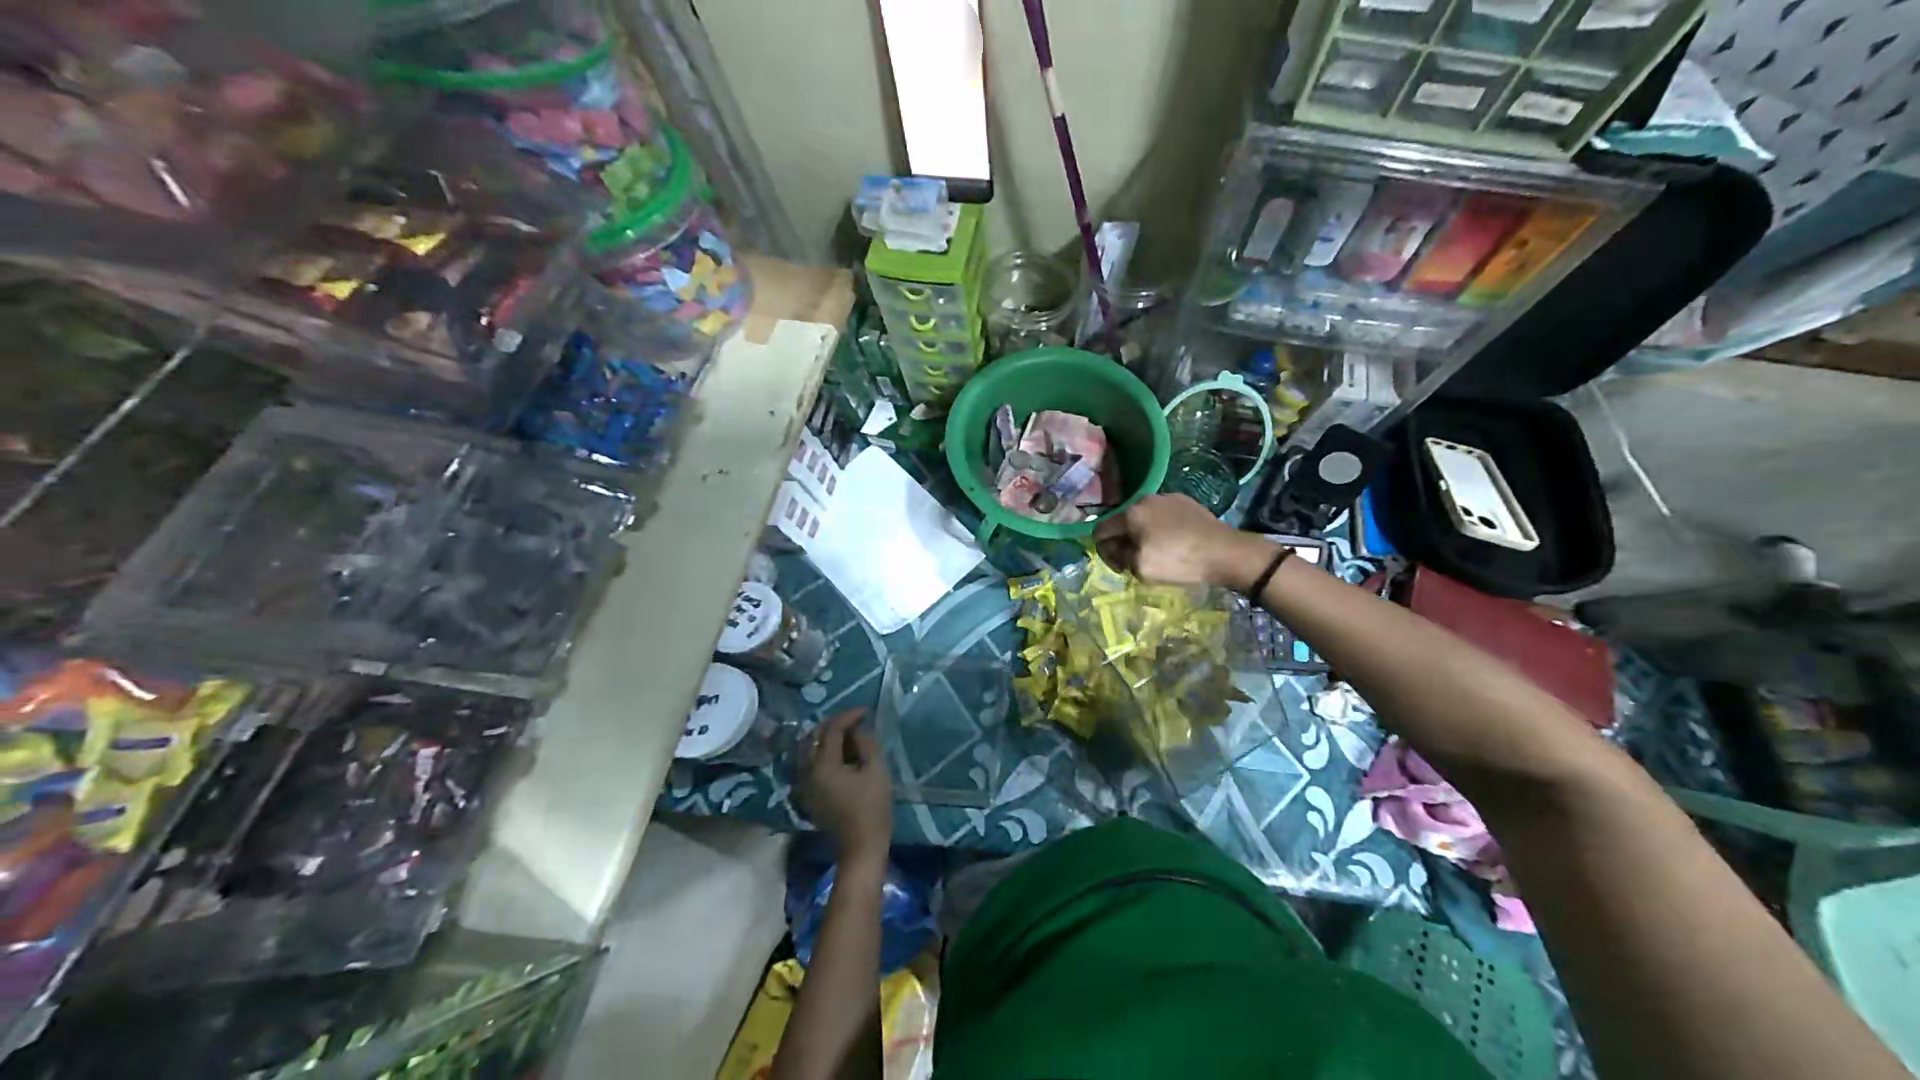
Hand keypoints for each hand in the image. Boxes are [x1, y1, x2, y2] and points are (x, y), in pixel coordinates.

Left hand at [800, 708, 891, 868]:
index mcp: (823, 765)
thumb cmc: (872, 808)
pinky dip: (820, 751)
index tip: (866, 711)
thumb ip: (866, 743)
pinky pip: (807, 762)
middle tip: (856, 720)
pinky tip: (837, 753)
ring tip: (846, 734)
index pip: (832, 730)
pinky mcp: (807, 793)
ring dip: (825, 736)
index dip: (849, 716)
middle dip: (835, 724)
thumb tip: (858, 729)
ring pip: (807, 749)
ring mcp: (804, 783)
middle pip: (815, 736)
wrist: (861, 846)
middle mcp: (807, 771)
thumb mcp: (876, 770)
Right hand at [1094, 494, 1255, 588]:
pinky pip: (1163, 515)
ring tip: (1159, 551)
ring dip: (1143, 533)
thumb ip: (1120, 556)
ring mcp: (1167, 497)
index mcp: (1130, 513)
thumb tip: (1119, 549)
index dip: (1104, 550)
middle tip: (1137, 561)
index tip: (1120, 566)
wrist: (1225, 552)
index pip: (1101, 529)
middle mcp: (1145, 499)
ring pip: (1144, 517)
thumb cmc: (1179, 561)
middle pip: (1123, 522)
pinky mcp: (1186, 501)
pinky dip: (1162, 528)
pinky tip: (1175, 542)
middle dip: (1125, 541)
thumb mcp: (1140, 568)